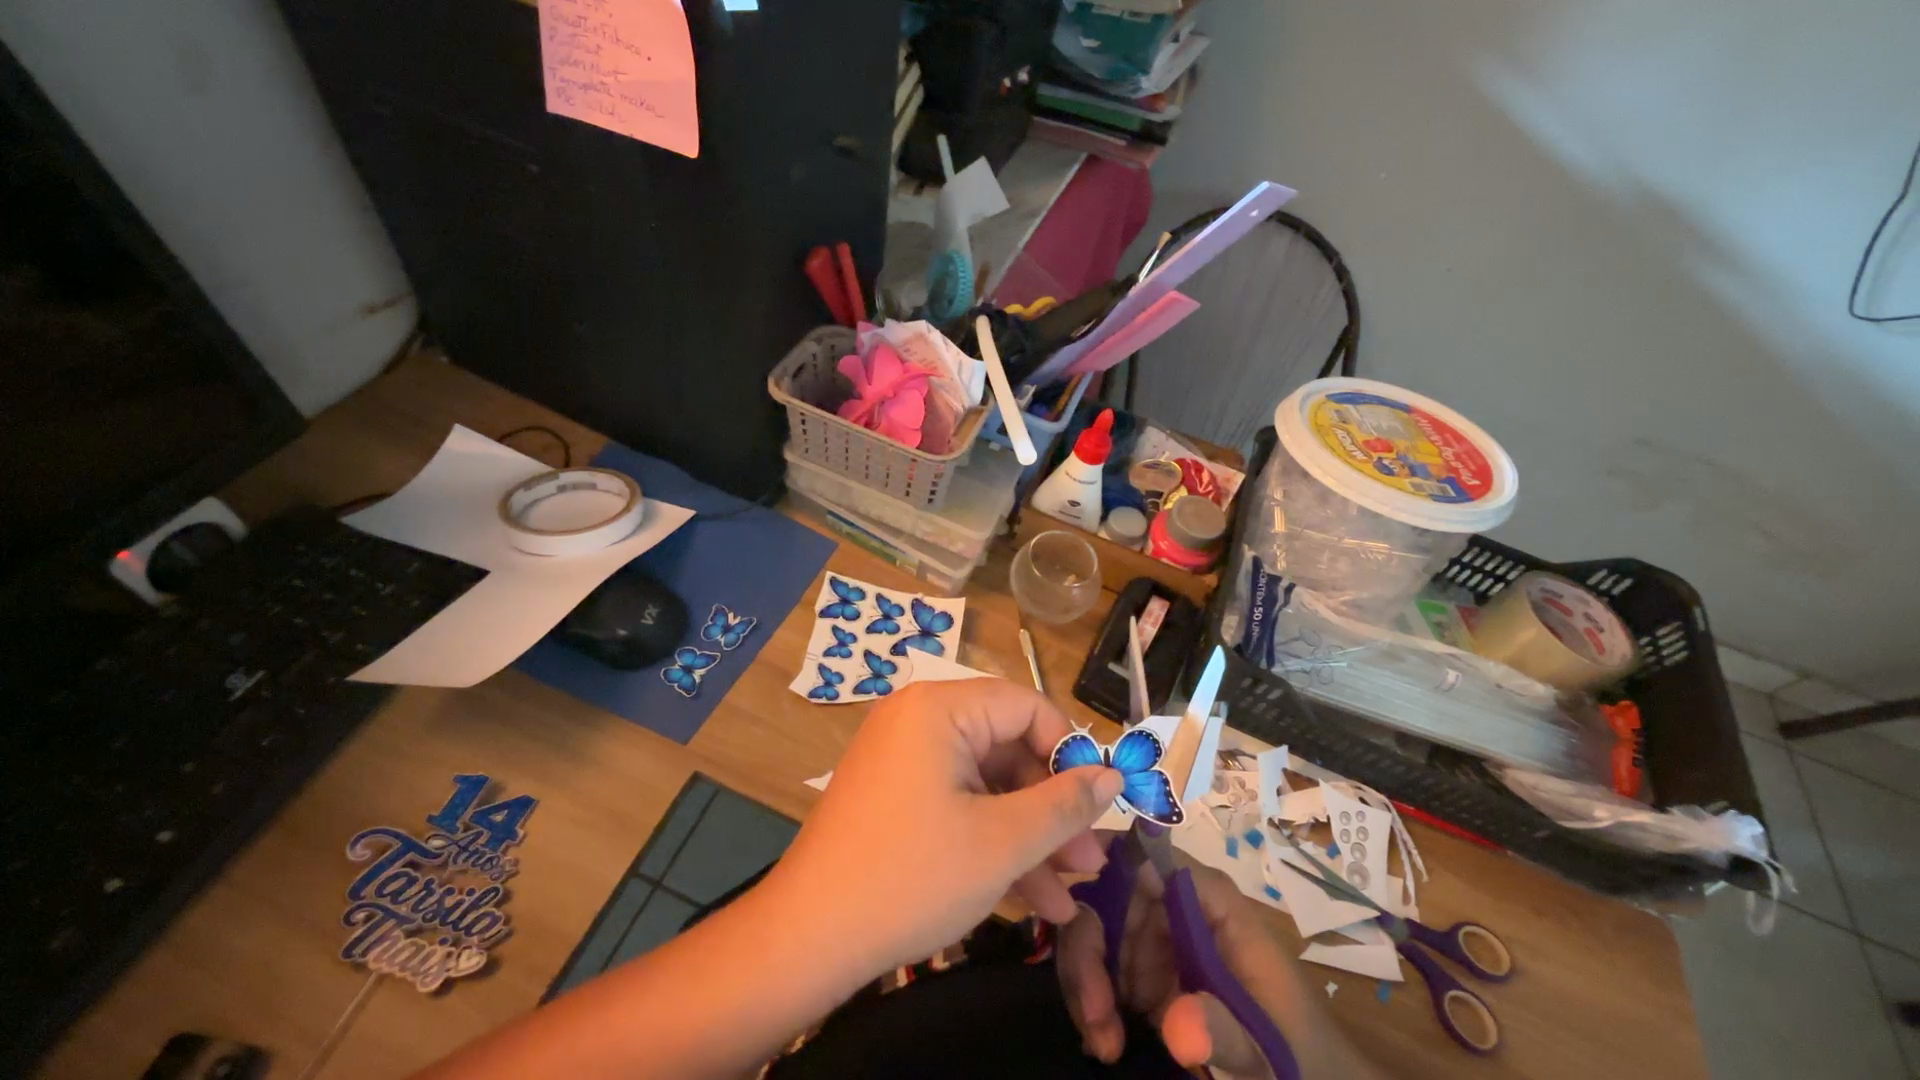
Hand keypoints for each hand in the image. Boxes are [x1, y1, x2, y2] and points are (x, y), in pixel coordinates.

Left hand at [768, 679, 1124, 972]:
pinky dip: (992, 844)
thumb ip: (1064, 804)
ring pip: (988, 787)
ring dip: (1029, 838)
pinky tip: (1033, 899)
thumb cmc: (911, 880)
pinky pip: (959, 806)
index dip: (1070, 752)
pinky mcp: (896, 800)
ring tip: (1068, 894)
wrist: (808, 941)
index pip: (1027, 706)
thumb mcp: (1002, 843)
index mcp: (939, 710)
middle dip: (1053, 809)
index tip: (1102, 802)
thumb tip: (1113, 776)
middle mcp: (918, 722)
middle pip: (1008, 749)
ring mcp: (904, 763)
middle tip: (1090, 860)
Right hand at [1057, 857, 1369, 1078]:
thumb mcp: (1268, 1051)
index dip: (1101, 872)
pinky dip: (1092, 999)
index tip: (1071, 919)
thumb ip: (1227, 1033)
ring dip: (1086, 982)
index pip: (1146, 857)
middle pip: (1109, 895)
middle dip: (1088, 950)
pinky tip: (1106, 1039)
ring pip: (1096, 931)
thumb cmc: (1301, 1057)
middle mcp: (1181, 908)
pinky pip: (1102, 966)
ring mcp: (1162, 939)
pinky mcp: (1149, 972)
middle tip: (1095, 1019)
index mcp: (1214, 903)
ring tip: (1103, 1041)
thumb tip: (1179, 1025)